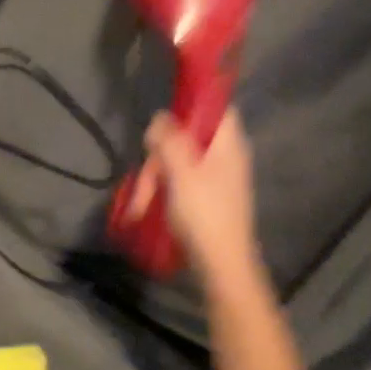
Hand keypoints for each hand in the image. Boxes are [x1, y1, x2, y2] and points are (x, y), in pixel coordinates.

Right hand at [141, 109, 260, 278]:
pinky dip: (165, 189)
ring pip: (180, 160)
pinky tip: (149, 205)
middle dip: (162, 152)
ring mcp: (218, 179)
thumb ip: (168, 139)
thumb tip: (160, 117)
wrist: (223, 267)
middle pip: (189, 136)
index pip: (218, 108)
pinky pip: (182, 180)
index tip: (168, 111)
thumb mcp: (180, 171)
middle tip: (149, 171)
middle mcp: (226, 157)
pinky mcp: (209, 197)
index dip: (195, 102)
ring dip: (157, 176)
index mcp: (228, 146)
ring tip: (142, 199)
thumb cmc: (205, 214)